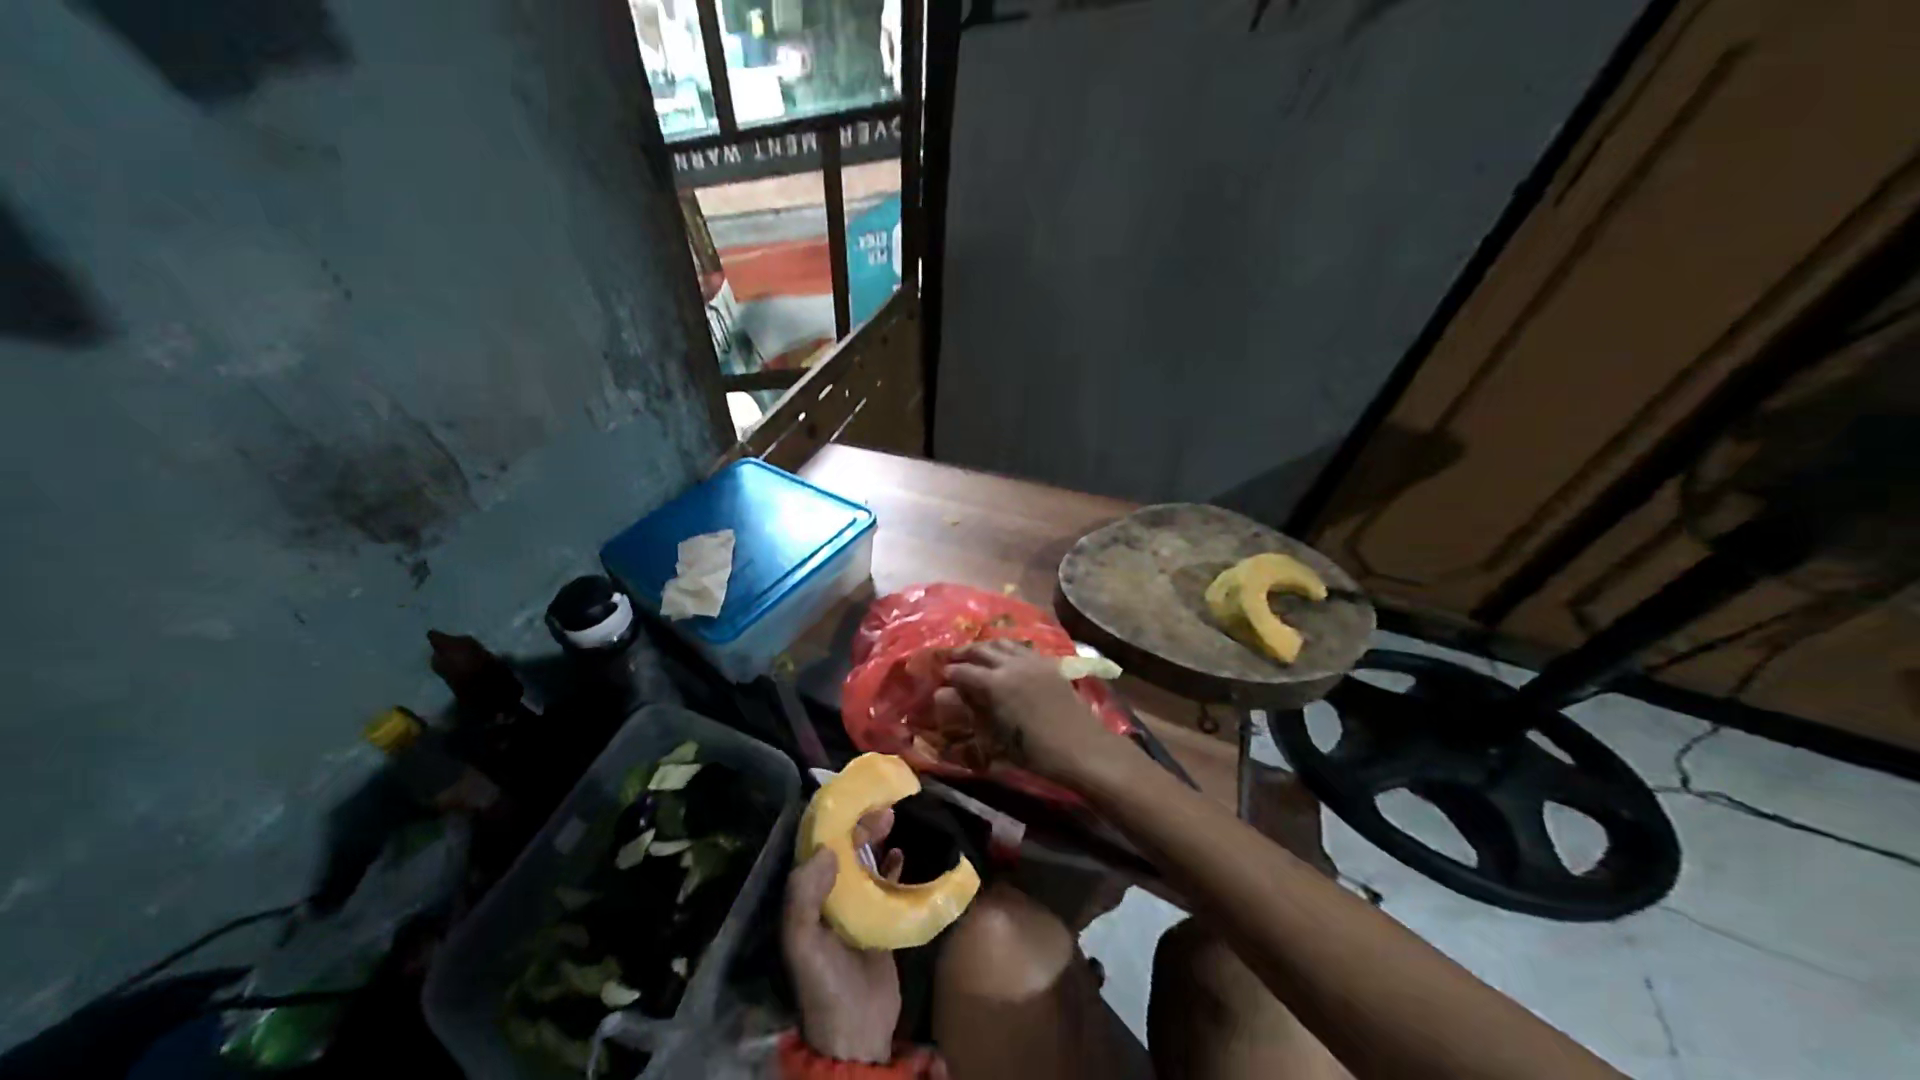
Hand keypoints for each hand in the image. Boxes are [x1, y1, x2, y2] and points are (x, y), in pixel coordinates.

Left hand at [782, 809, 905, 1063]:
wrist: (857, 1030)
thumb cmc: (825, 983)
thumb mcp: (804, 941)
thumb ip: (804, 895)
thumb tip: (826, 850)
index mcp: (807, 898)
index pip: (819, 849)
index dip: (834, 823)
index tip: (854, 799)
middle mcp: (829, 898)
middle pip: (844, 852)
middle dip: (860, 827)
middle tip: (884, 809)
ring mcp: (855, 909)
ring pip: (864, 863)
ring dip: (876, 840)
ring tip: (892, 818)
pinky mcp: (879, 922)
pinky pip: (886, 885)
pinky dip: (892, 867)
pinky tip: (901, 853)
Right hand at [939, 640, 1131, 785]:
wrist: (1081, 747)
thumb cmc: (1036, 751)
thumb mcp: (997, 738)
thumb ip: (974, 712)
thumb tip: (950, 697)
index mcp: (995, 683)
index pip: (964, 671)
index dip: (950, 672)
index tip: (940, 674)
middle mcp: (1012, 664)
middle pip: (982, 649)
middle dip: (964, 652)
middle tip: (952, 658)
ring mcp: (1032, 661)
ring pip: (1003, 643)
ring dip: (986, 646)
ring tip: (976, 653)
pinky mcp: (1048, 664)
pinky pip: (1022, 648)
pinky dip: (1007, 649)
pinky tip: (1005, 658)